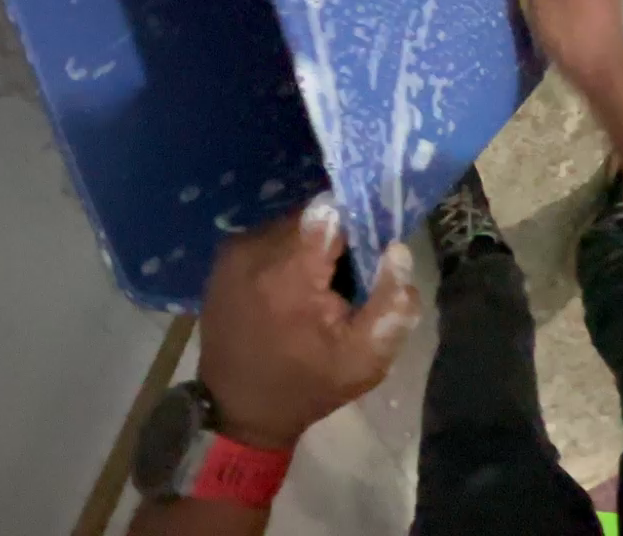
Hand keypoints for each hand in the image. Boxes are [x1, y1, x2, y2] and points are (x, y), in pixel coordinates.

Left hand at [196, 194, 420, 450]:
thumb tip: (397, 248)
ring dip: (313, 243)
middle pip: (314, 215)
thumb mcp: (364, 359)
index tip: (370, 250)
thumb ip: (392, 303)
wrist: (237, 412)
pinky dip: (289, 251)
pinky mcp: (225, 256)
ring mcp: (236, 249)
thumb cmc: (307, 385)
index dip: (358, 224)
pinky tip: (291, 286)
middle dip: (337, 238)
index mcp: (290, 271)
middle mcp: (256, 248)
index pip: (333, 211)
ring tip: (319, 285)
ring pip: (294, 223)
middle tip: (347, 277)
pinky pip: (272, 235)